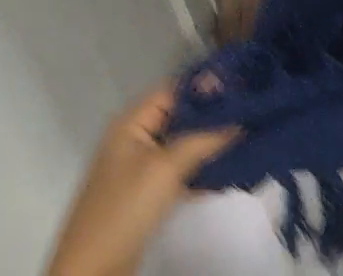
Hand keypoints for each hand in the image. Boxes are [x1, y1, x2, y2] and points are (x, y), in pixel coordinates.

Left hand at [46, 87, 240, 275]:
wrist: (91, 271)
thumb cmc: (125, 208)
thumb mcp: (166, 167)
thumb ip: (204, 139)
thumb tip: (240, 121)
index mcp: (131, 123)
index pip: (174, 89)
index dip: (207, 85)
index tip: (244, 85)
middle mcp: (134, 139)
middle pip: (180, 116)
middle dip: (214, 114)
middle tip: (252, 110)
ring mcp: (139, 167)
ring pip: (183, 144)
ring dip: (211, 142)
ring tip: (248, 136)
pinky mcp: (147, 193)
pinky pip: (180, 169)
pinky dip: (202, 168)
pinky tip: (230, 170)